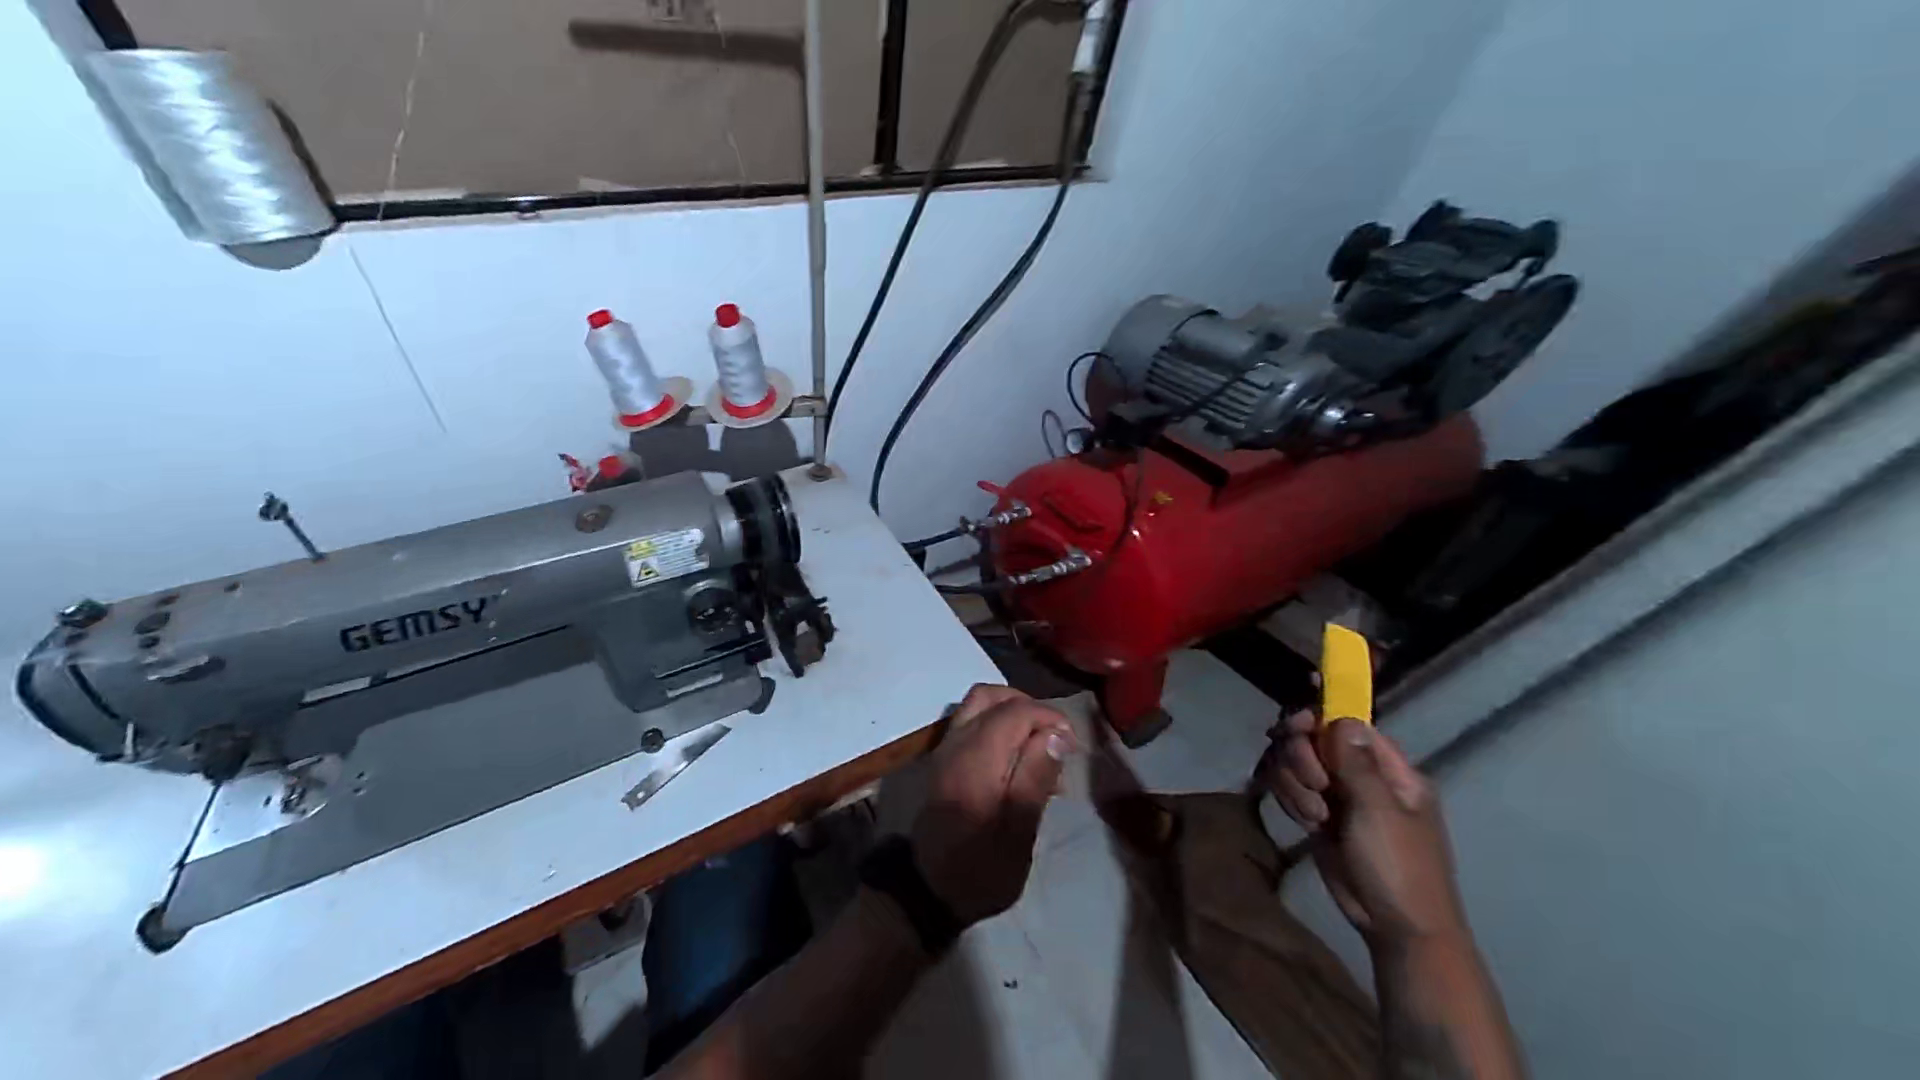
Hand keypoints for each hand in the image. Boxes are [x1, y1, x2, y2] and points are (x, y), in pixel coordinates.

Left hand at [910, 684, 1075, 925]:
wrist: (927, 891)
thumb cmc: (980, 870)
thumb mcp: (1017, 835)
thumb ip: (1034, 779)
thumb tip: (1055, 734)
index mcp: (977, 760)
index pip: (1016, 710)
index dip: (1050, 717)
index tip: (1071, 747)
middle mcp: (956, 743)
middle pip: (995, 697)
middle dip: (1033, 710)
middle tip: (1056, 743)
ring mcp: (945, 748)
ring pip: (980, 703)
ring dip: (1013, 712)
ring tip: (1037, 745)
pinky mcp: (943, 757)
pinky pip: (971, 719)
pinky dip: (997, 722)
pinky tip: (1014, 755)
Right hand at [1263, 711, 1466, 948]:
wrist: (1395, 927)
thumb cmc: (1399, 867)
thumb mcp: (1380, 812)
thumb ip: (1357, 763)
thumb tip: (1343, 717)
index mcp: (1389, 769)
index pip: (1348, 723)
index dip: (1320, 716)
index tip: (1296, 724)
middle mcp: (1360, 774)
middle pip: (1313, 738)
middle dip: (1302, 755)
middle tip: (1313, 783)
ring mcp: (1337, 794)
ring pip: (1294, 762)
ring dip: (1294, 784)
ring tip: (1315, 815)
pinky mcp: (1317, 814)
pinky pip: (1289, 788)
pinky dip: (1290, 800)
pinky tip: (1306, 823)